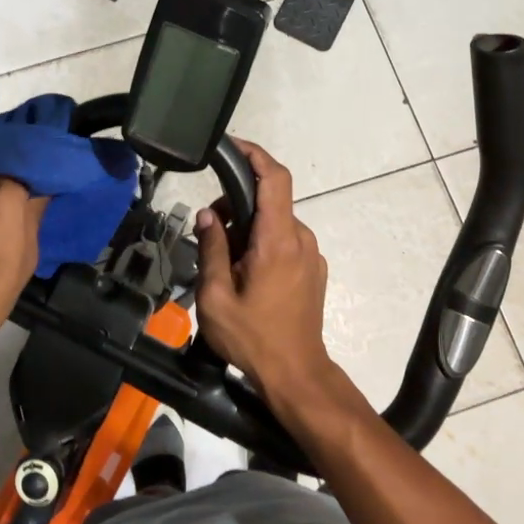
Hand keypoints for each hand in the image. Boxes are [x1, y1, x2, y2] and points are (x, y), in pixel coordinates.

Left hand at [0, 176, 46, 361]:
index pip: (30, 168)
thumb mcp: (24, 262)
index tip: (51, 186)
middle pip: (1, 170)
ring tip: (4, 214)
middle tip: (29, 199)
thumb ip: (32, 220)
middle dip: (16, 180)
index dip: (42, 176)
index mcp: (2, 196)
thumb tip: (37, 196)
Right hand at [194, 141, 338, 408]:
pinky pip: (286, 242)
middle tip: (210, 229)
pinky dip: (263, 243)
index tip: (233, 147)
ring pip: (277, 223)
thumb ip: (212, 249)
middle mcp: (301, 239)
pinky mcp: (314, 270)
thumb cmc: (254, 339)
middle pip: (270, 200)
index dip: (255, 155)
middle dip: (238, 203)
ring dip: (249, 228)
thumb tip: (208, 215)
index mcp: (278, 240)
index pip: (274, 178)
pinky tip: (245, 274)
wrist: (298, 376)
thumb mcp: (217, 297)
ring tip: (224, 260)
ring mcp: (312, 255)